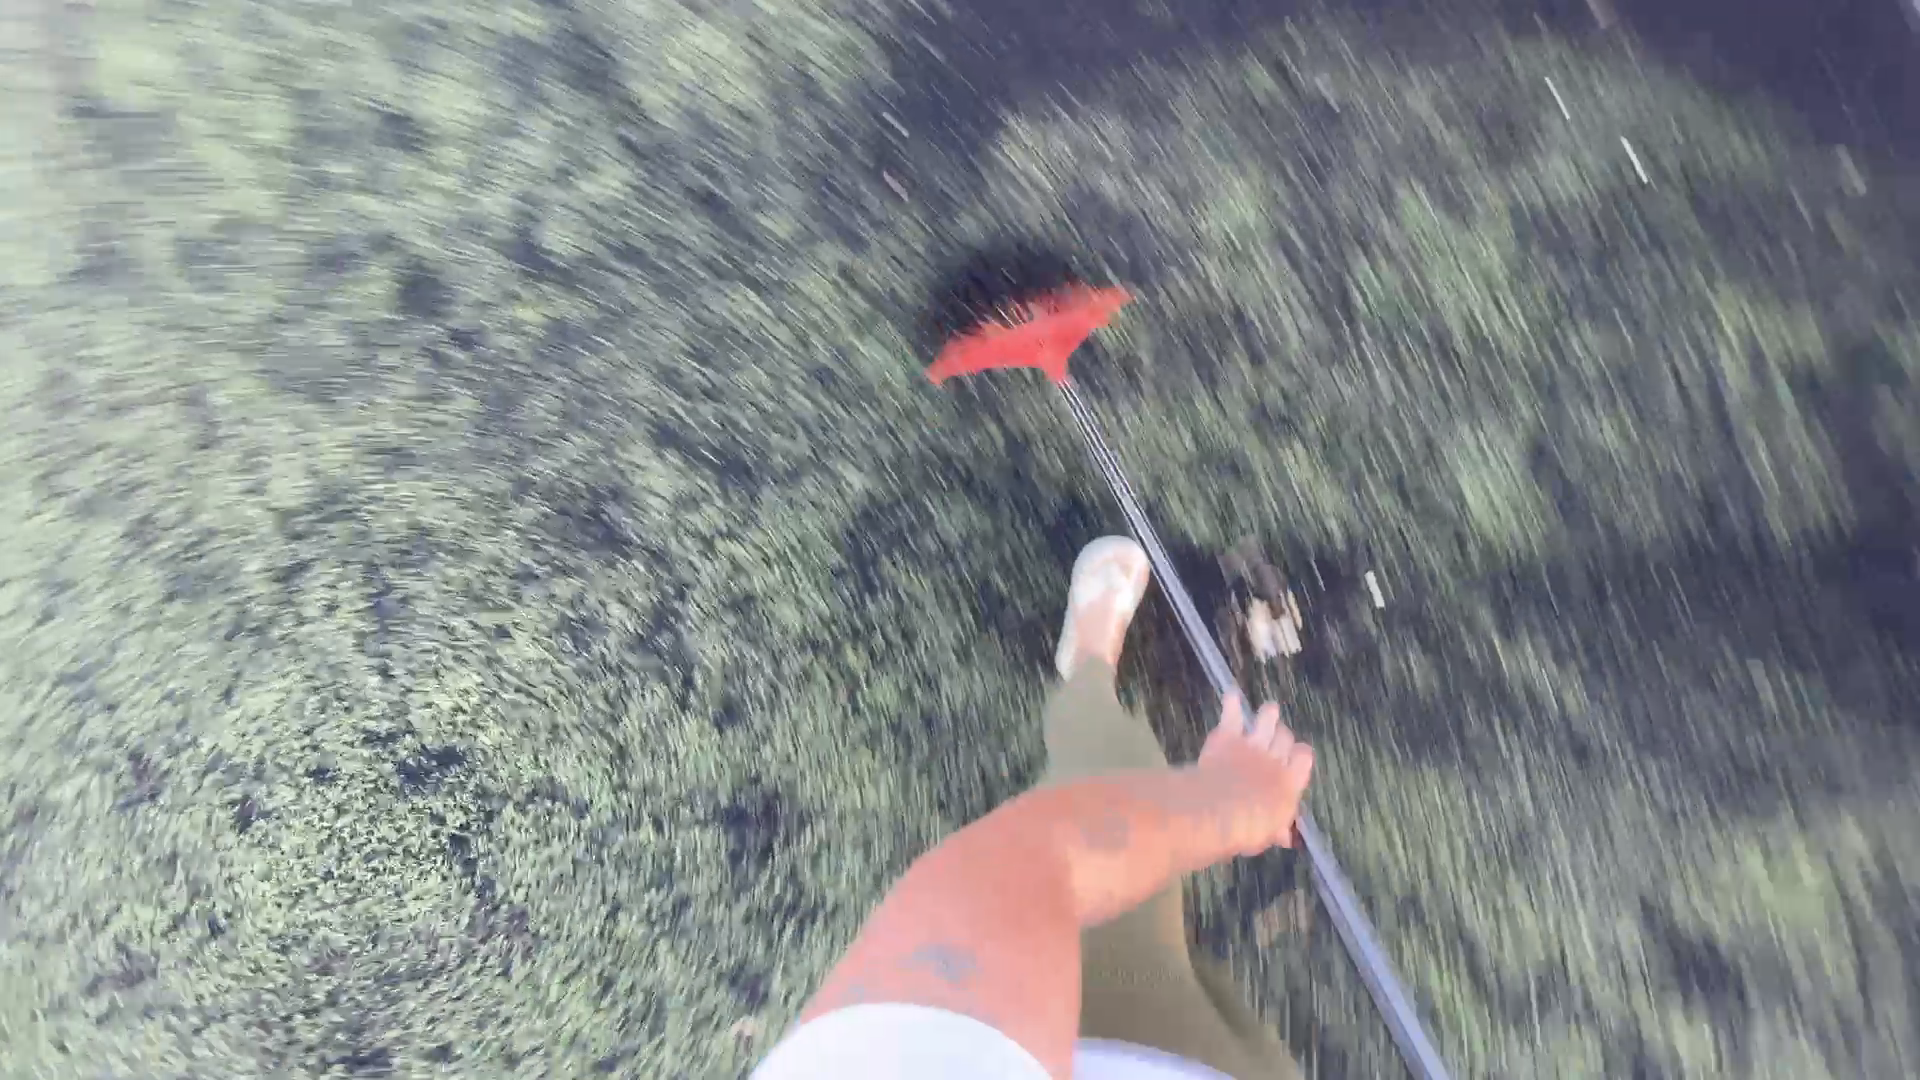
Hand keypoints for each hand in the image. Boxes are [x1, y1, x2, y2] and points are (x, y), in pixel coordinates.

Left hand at [1195, 692, 1314, 854]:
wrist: (1220, 808)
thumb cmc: (1248, 827)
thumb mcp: (1268, 833)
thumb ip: (1277, 827)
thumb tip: (1282, 835)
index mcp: (1290, 782)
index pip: (1304, 758)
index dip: (1300, 755)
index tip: (1296, 755)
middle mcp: (1275, 758)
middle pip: (1285, 737)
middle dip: (1282, 736)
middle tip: (1277, 736)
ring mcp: (1252, 744)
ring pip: (1266, 721)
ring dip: (1267, 714)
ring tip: (1269, 709)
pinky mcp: (1228, 735)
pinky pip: (1232, 713)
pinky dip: (1231, 702)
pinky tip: (1231, 693)